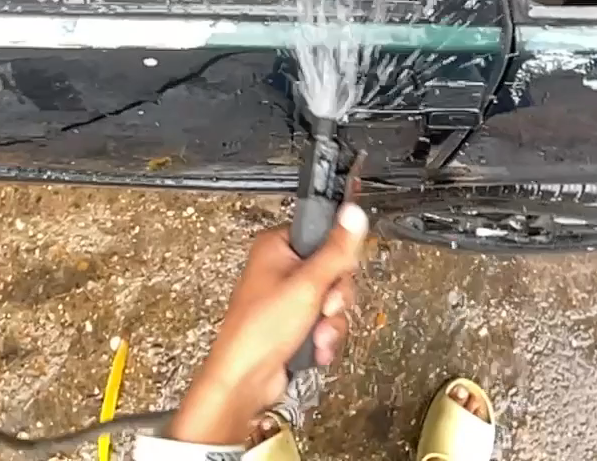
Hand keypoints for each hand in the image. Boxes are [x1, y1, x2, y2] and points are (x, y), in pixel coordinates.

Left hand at [166, 205, 367, 444]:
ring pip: (331, 299)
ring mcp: (287, 297)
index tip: (337, 272)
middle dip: (334, 298)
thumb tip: (352, 213)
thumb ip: (336, 249)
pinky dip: (323, 337)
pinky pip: (324, 321)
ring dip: (330, 323)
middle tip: (325, 308)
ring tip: (317, 335)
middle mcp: (280, 267)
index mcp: (277, 245)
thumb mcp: (308, 283)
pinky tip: (314, 348)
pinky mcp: (293, 322)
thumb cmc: (260, 329)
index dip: (336, 258)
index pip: (323, 235)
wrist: (244, 382)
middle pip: (332, 270)